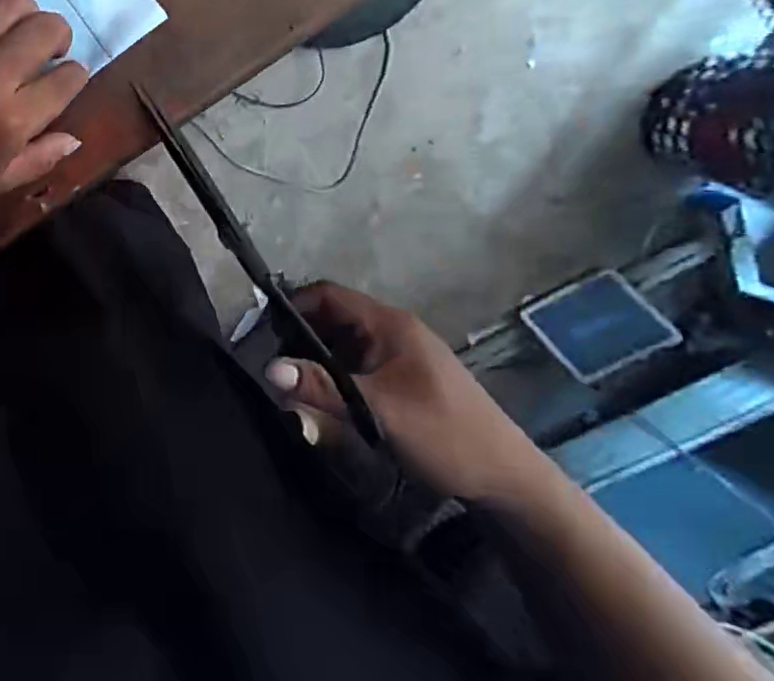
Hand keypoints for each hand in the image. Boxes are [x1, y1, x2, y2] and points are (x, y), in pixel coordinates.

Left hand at [0, 0, 90, 217]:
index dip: (72, 77)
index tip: (61, 82)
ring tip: (14, 30)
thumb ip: (42, 158)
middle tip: (45, 52)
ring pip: (11, 1)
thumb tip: (76, 136)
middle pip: (48, 28)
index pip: (69, 77)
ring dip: (24, 13)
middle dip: (58, 37)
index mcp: (12, 120)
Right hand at [266, 282, 557, 504]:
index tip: (264, 330)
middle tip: (272, 361)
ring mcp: (400, 354)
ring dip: (317, 357)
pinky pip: (357, 363)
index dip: (294, 304)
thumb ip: (323, 387)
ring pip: (343, 342)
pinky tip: (323, 396)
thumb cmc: (445, 435)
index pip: (329, 294)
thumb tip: (269, 369)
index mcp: (389, 324)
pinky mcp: (403, 378)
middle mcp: (393, 330)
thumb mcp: (378, 411)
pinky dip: (335, 373)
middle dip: (300, 334)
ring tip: (290, 381)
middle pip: (333, 317)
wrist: (508, 479)